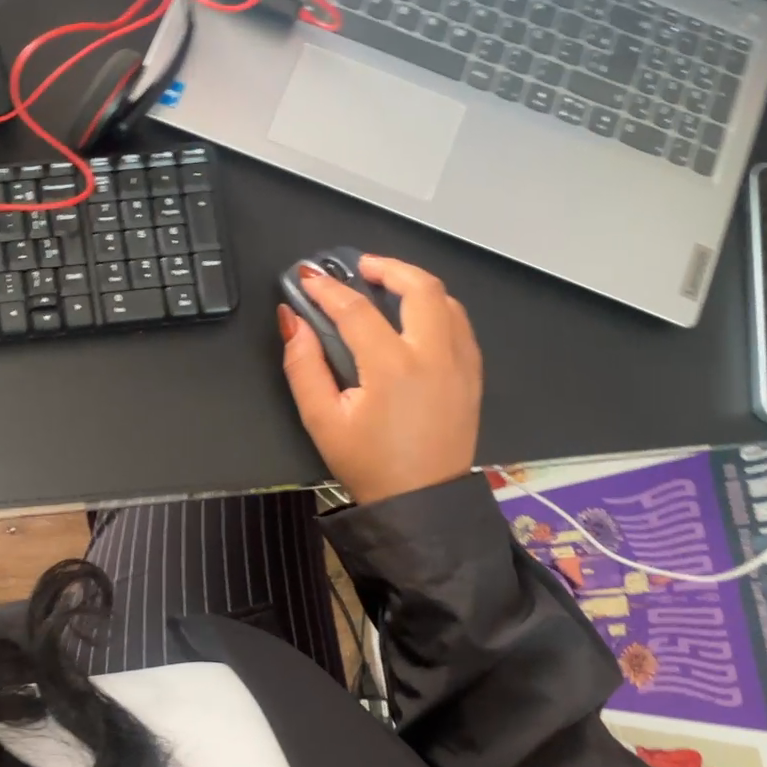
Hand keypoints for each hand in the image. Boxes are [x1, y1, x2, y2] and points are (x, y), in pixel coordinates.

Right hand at [278, 255, 482, 504]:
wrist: (419, 500)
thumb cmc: (365, 462)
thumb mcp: (320, 419)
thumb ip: (303, 366)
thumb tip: (293, 322)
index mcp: (392, 366)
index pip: (357, 310)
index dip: (328, 289)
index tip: (307, 277)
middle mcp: (434, 355)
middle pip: (419, 287)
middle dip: (387, 267)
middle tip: (359, 267)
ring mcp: (461, 363)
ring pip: (446, 300)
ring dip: (415, 285)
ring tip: (386, 286)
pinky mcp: (473, 374)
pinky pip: (459, 324)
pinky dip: (435, 308)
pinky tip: (414, 318)